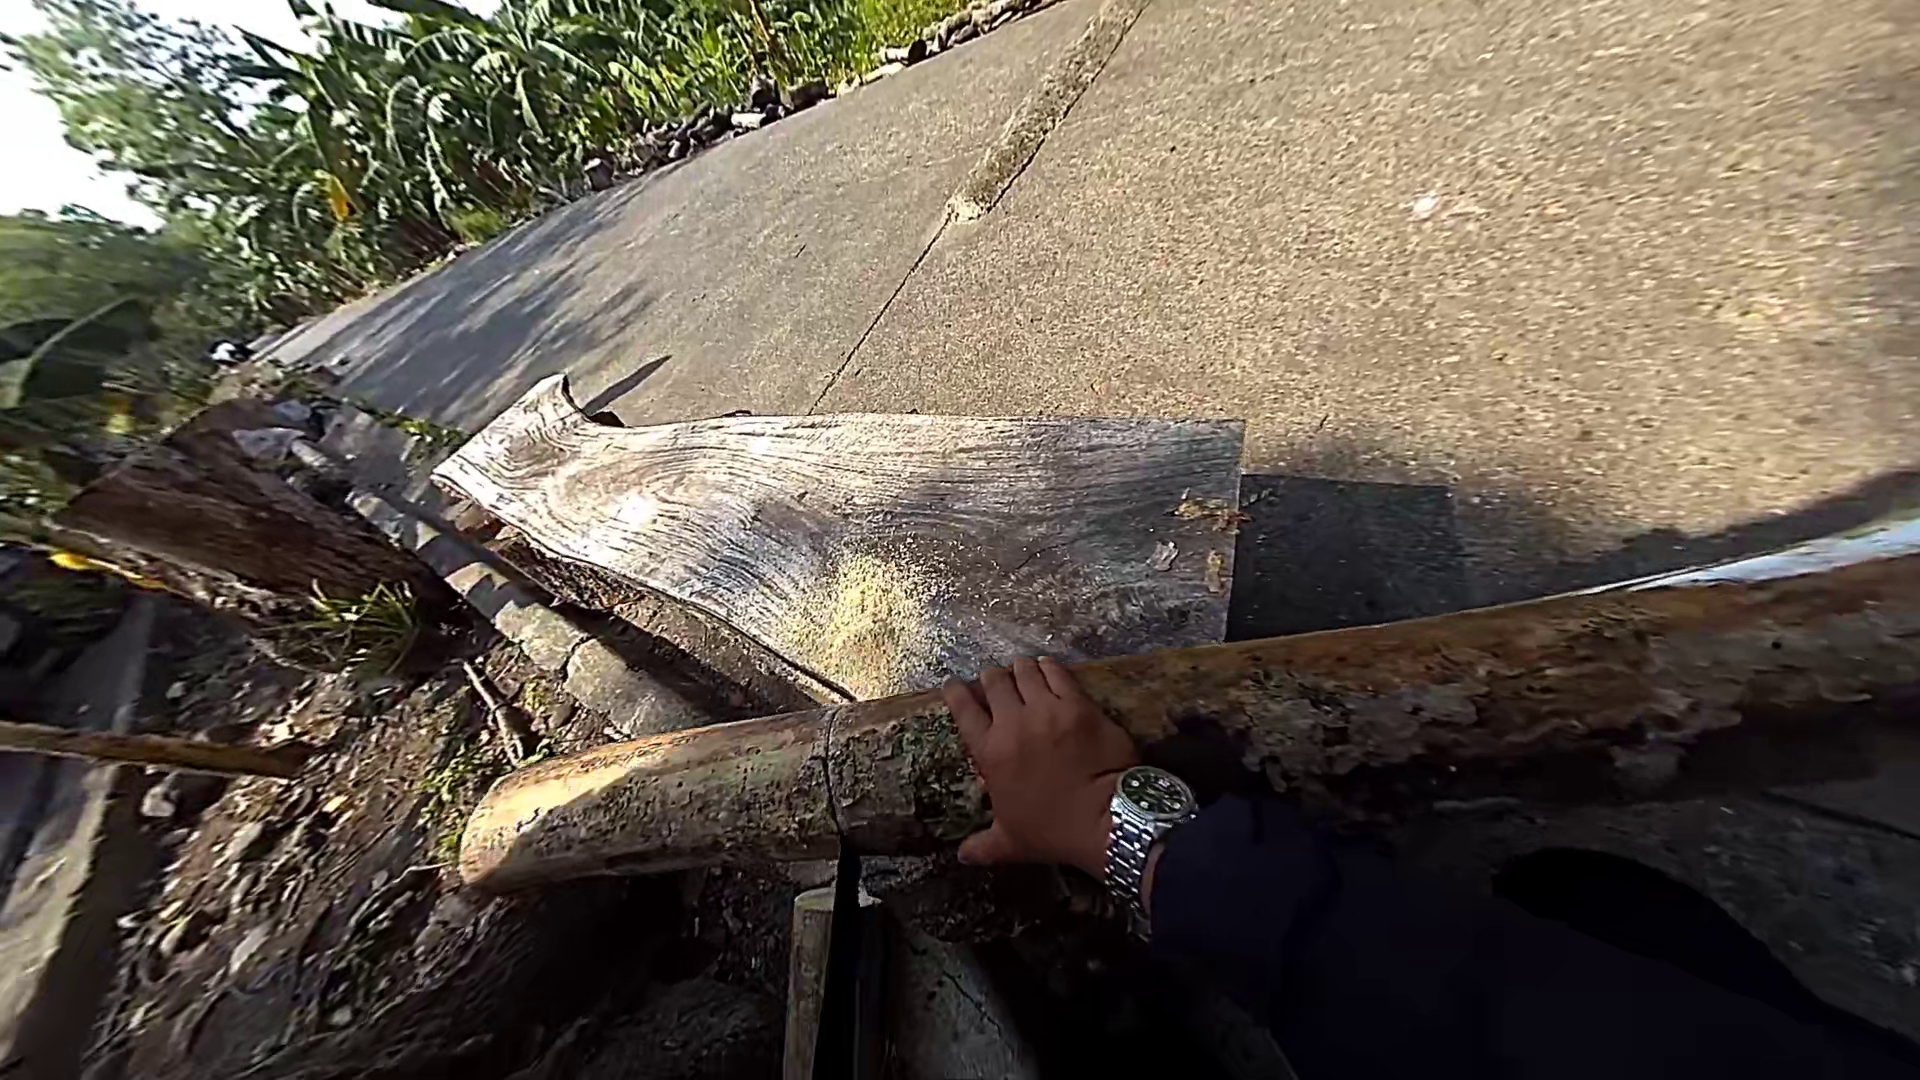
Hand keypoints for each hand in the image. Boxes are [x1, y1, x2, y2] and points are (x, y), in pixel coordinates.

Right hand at [942, 656, 1137, 877]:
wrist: (1105, 819)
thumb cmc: (1053, 830)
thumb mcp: (1011, 841)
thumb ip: (984, 845)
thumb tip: (962, 856)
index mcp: (990, 751)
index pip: (963, 710)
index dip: (955, 692)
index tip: (953, 685)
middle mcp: (1012, 722)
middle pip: (994, 682)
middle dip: (992, 678)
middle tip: (995, 681)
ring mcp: (1045, 708)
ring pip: (1024, 672)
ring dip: (1020, 669)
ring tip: (1022, 668)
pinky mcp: (1077, 703)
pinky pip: (1057, 674)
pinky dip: (1049, 668)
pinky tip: (1048, 666)